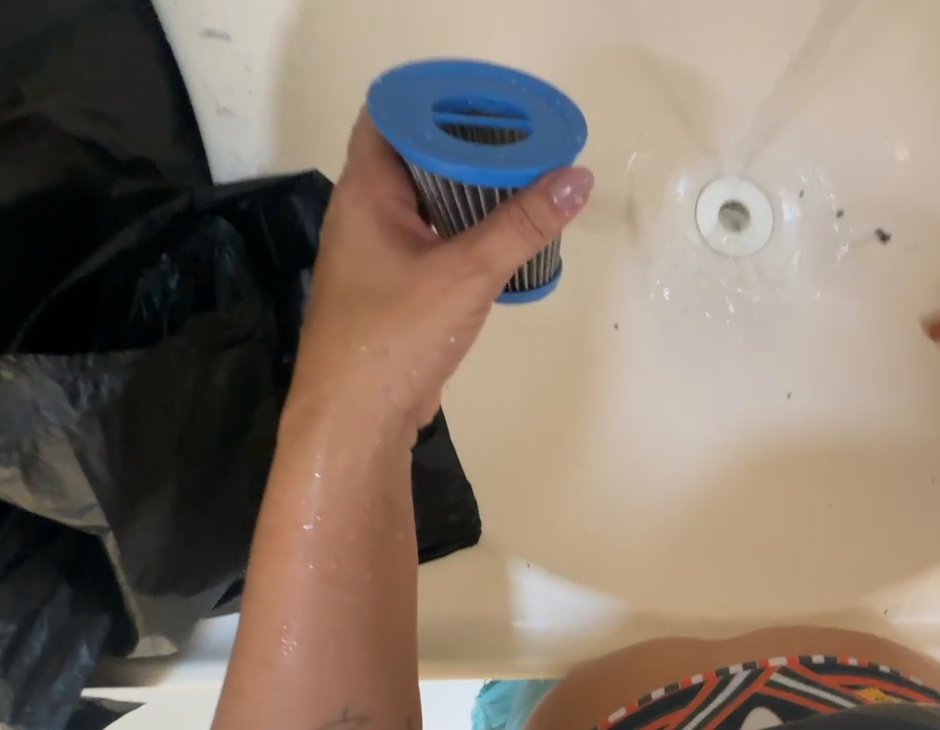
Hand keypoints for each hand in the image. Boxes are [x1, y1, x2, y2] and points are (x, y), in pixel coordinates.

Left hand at [289, 111, 593, 433]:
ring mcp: (383, 255)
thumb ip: (523, 226)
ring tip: (524, 191)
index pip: (392, 119)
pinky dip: (469, 235)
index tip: (492, 110)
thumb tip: (577, 178)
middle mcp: (368, 215)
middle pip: (415, 161)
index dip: (437, 106)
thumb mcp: (468, 272)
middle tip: (523, 149)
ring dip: (471, 195)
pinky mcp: (401, 290)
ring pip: (429, 206)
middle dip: (467, 150)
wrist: (362, 412)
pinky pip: (437, 244)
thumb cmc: (399, 332)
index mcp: (366, 193)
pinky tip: (505, 246)